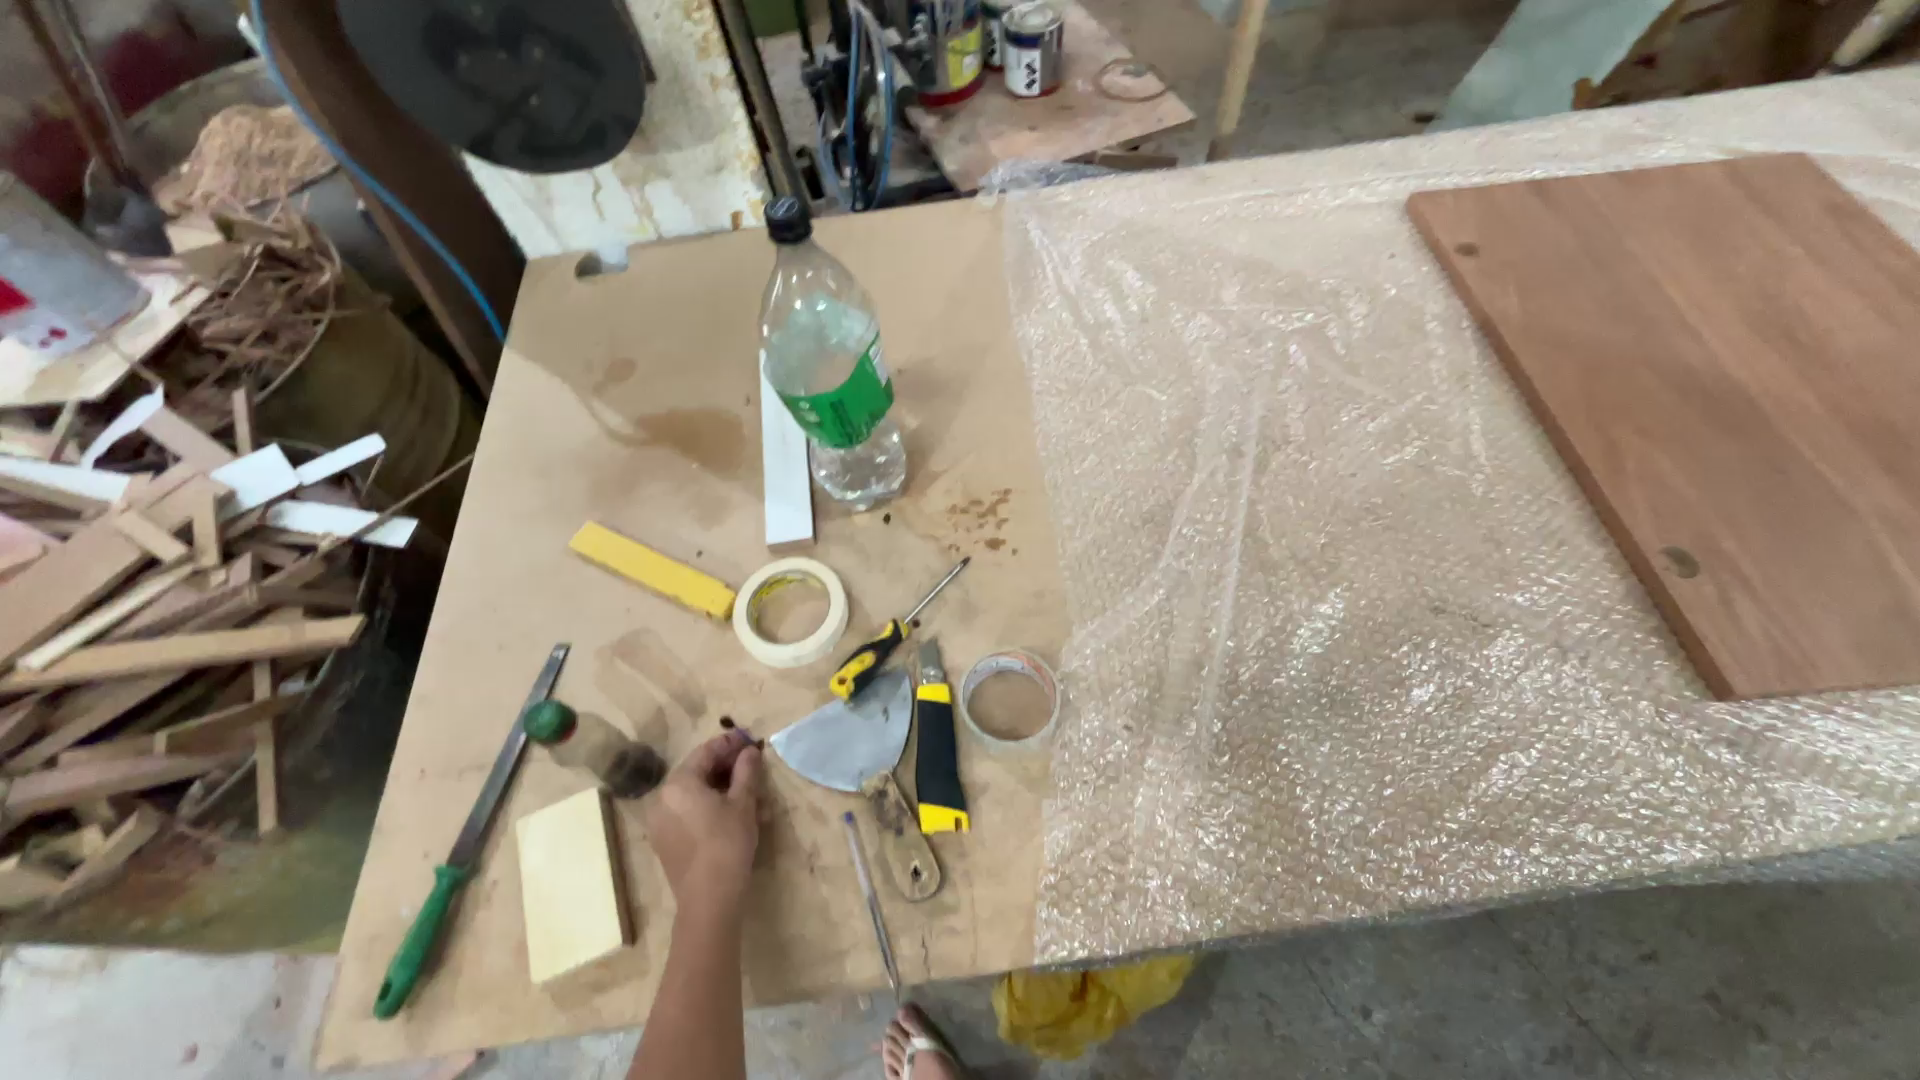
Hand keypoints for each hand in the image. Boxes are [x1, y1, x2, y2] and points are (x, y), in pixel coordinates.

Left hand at [642, 730, 762, 916]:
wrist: (709, 898)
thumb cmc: (727, 843)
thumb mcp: (743, 802)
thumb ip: (746, 771)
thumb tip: (749, 751)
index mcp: (678, 783)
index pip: (706, 752)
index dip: (730, 744)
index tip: (750, 740)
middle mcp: (661, 798)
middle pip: (696, 772)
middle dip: (725, 766)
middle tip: (750, 764)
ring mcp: (659, 821)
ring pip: (692, 794)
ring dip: (718, 788)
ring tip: (746, 791)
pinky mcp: (664, 841)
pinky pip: (686, 813)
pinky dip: (707, 806)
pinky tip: (730, 813)